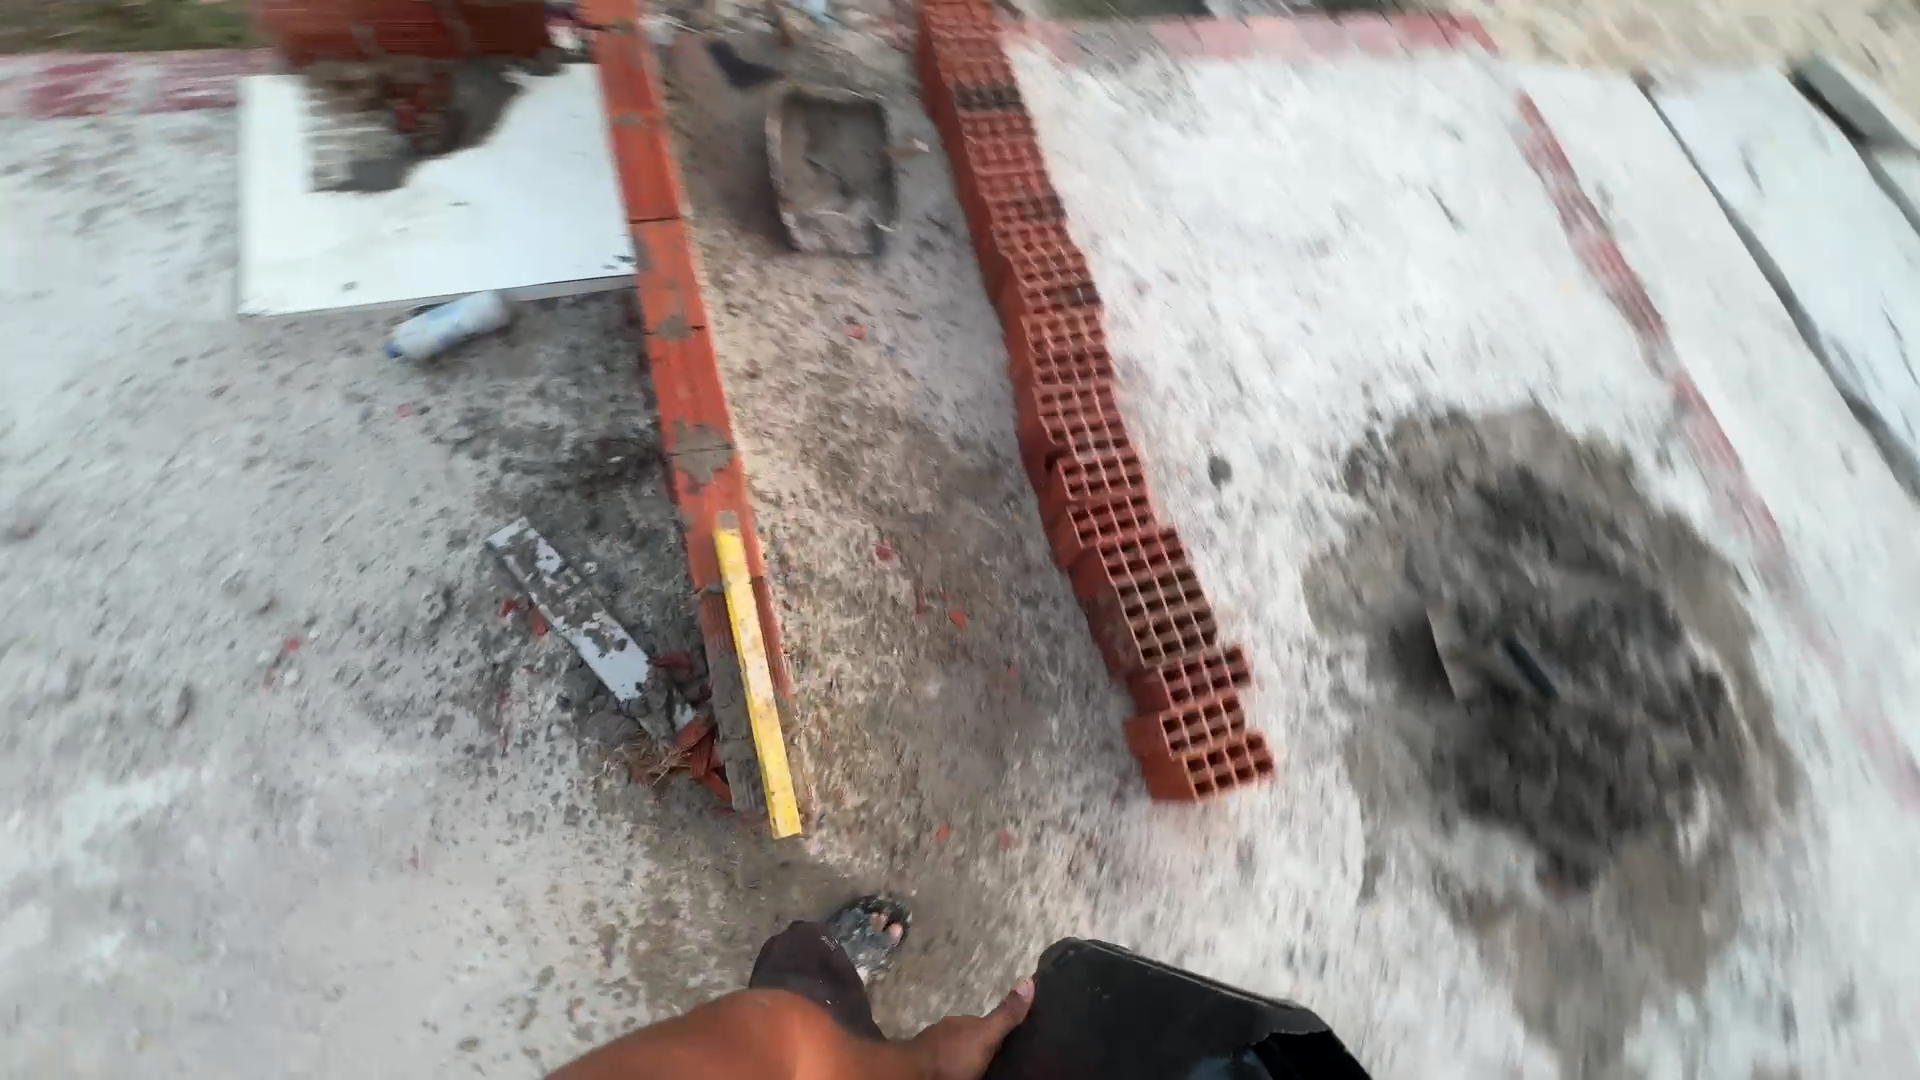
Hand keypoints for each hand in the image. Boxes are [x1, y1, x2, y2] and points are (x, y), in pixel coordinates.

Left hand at [904, 978, 1033, 1079]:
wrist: (914, 1075)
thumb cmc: (953, 1055)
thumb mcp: (986, 1036)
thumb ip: (1005, 1015)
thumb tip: (1029, 980)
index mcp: (963, 1022)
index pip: (983, 1023)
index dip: (996, 1030)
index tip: (1010, 1039)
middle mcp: (948, 1031)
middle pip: (968, 1037)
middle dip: (979, 1047)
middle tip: (997, 1060)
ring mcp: (934, 1049)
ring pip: (954, 1052)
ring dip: (963, 1059)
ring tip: (978, 1070)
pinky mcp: (927, 1067)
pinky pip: (943, 1066)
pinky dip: (951, 1069)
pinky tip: (957, 1074)